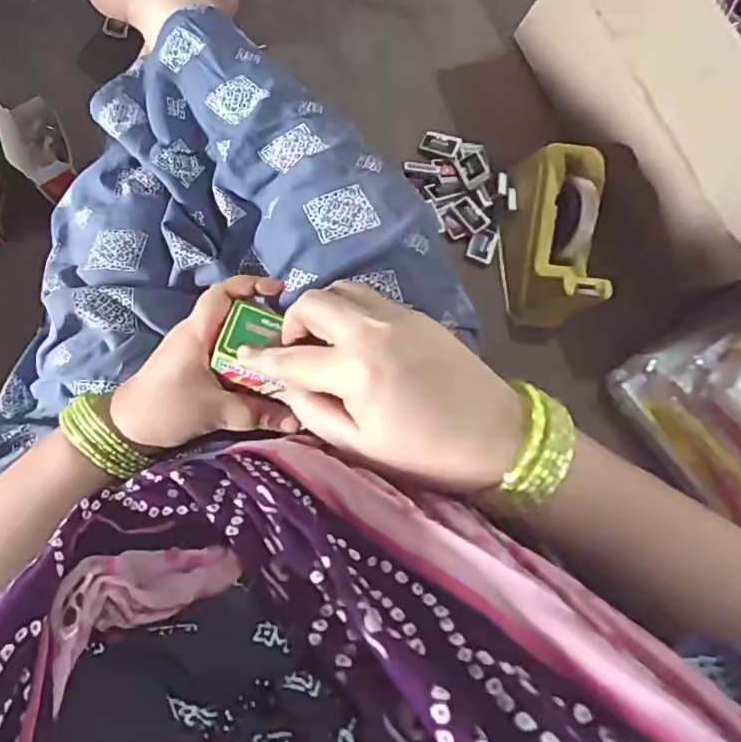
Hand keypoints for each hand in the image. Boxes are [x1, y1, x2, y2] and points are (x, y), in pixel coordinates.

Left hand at [109, 276, 299, 448]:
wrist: (127, 428)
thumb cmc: (166, 408)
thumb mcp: (215, 411)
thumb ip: (256, 414)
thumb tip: (296, 420)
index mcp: (196, 332)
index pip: (222, 293)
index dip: (251, 285)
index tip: (278, 291)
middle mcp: (193, 334)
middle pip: (233, 315)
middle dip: (261, 322)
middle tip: (287, 339)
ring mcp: (190, 350)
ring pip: (228, 336)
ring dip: (252, 344)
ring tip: (279, 358)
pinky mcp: (190, 366)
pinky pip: (221, 354)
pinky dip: (240, 360)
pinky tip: (256, 376)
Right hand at [235, 282, 524, 491]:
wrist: (497, 436)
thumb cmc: (424, 452)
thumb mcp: (358, 444)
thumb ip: (312, 411)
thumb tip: (287, 385)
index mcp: (355, 370)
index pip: (291, 356)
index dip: (261, 356)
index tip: (243, 353)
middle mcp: (371, 330)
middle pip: (312, 302)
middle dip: (292, 323)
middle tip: (297, 350)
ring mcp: (397, 316)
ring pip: (340, 289)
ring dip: (322, 310)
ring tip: (325, 341)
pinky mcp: (417, 314)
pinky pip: (368, 298)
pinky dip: (349, 311)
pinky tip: (356, 339)